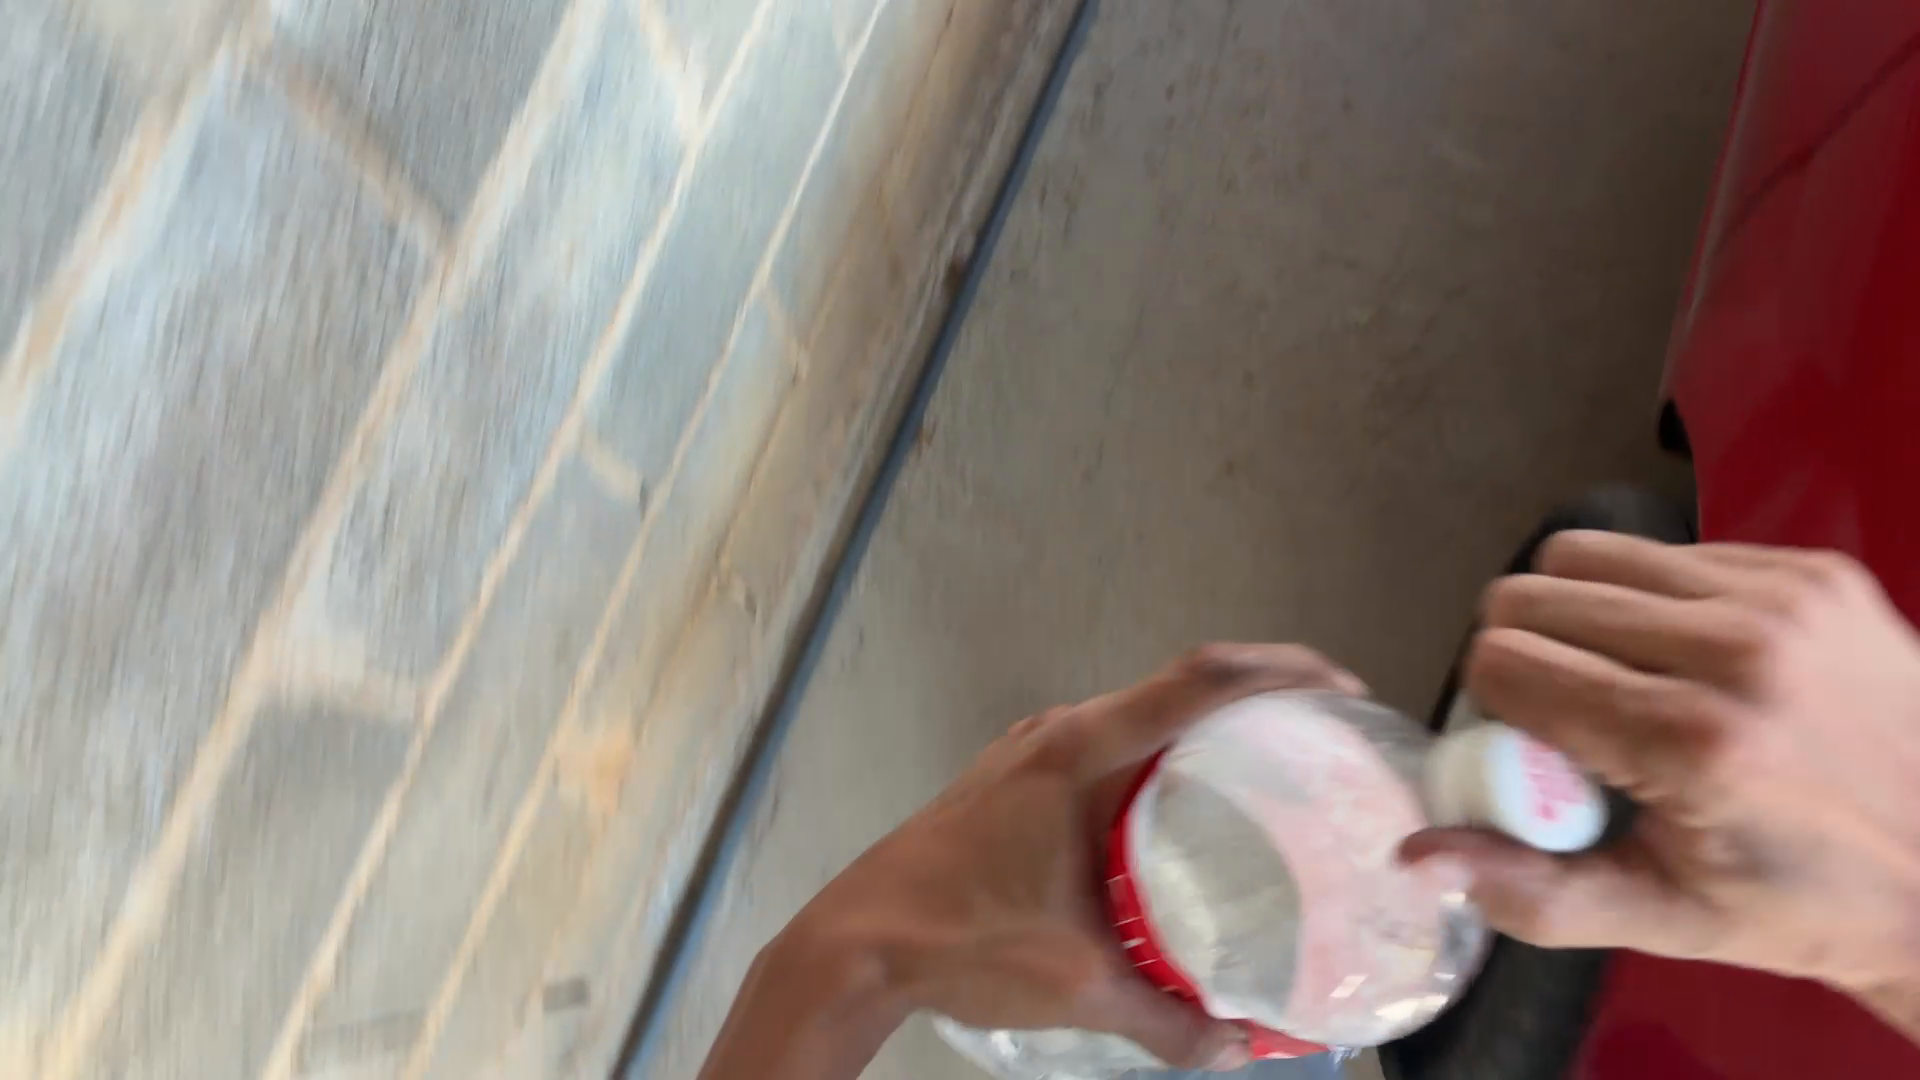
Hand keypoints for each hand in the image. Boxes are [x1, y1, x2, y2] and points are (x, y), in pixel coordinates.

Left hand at [784, 644, 1364, 1071]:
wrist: (862, 931)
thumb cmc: (961, 935)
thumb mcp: (1078, 980)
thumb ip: (1168, 1017)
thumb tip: (1242, 1047)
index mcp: (1079, 750)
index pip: (1193, 682)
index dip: (1275, 670)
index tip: (1337, 688)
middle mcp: (1059, 730)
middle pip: (1173, 686)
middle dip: (1252, 692)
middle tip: (1320, 728)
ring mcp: (1035, 746)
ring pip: (1138, 714)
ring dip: (1201, 725)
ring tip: (1265, 762)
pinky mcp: (1020, 771)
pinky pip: (1108, 743)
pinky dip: (1158, 755)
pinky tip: (1181, 803)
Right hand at [1403, 533, 1919, 1019]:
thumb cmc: (1798, 900)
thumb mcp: (1654, 919)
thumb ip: (1527, 891)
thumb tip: (1414, 856)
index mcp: (1688, 741)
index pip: (1499, 663)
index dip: (1491, 704)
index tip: (1532, 742)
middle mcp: (1733, 653)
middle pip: (1521, 599)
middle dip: (1514, 649)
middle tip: (1560, 703)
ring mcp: (1778, 600)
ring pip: (1572, 556)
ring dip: (1562, 610)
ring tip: (1608, 666)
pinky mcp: (1808, 570)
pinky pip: (1648, 554)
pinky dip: (1632, 595)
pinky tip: (1675, 650)